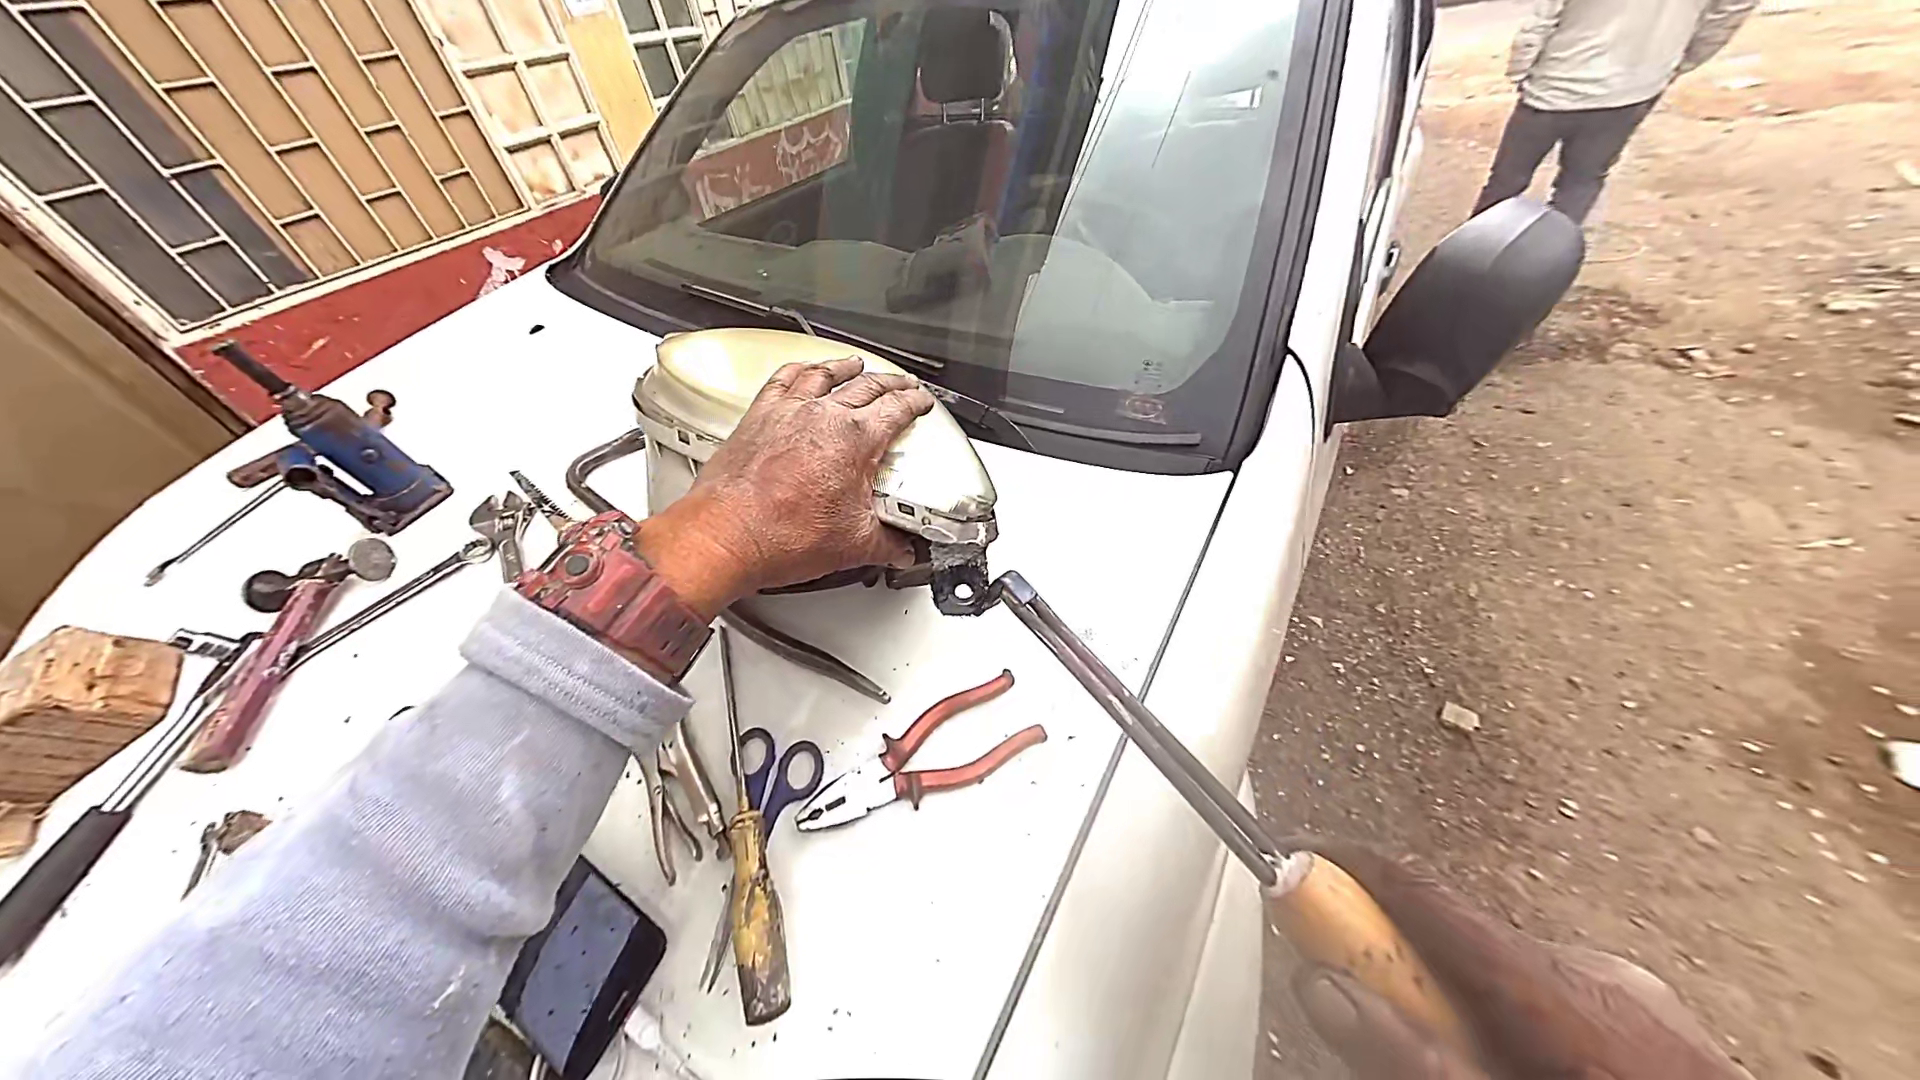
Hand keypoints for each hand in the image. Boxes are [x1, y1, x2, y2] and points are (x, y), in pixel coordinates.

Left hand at [634, 356, 935, 618]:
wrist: (726, 537)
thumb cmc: (781, 536)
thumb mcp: (853, 546)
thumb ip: (888, 545)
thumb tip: (902, 549)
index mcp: (855, 440)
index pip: (897, 409)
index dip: (915, 402)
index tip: (921, 402)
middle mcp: (822, 416)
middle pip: (866, 385)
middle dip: (890, 383)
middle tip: (901, 384)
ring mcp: (787, 412)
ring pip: (824, 374)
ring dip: (845, 367)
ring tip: (855, 364)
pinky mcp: (758, 417)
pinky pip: (781, 380)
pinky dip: (797, 370)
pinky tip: (800, 370)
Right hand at [1291, 844, 1752, 1079]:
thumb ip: (1410, 1054)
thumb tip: (1320, 985)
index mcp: (1558, 988)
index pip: (1416, 886)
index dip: (1341, 862)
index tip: (1285, 853)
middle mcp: (1596, 973)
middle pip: (1446, 927)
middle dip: (1388, 948)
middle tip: (1354, 988)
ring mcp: (1629, 994)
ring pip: (1488, 958)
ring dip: (1441, 985)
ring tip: (1440, 1041)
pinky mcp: (1644, 1018)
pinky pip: (1530, 984)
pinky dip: (1489, 1002)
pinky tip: (1496, 1050)